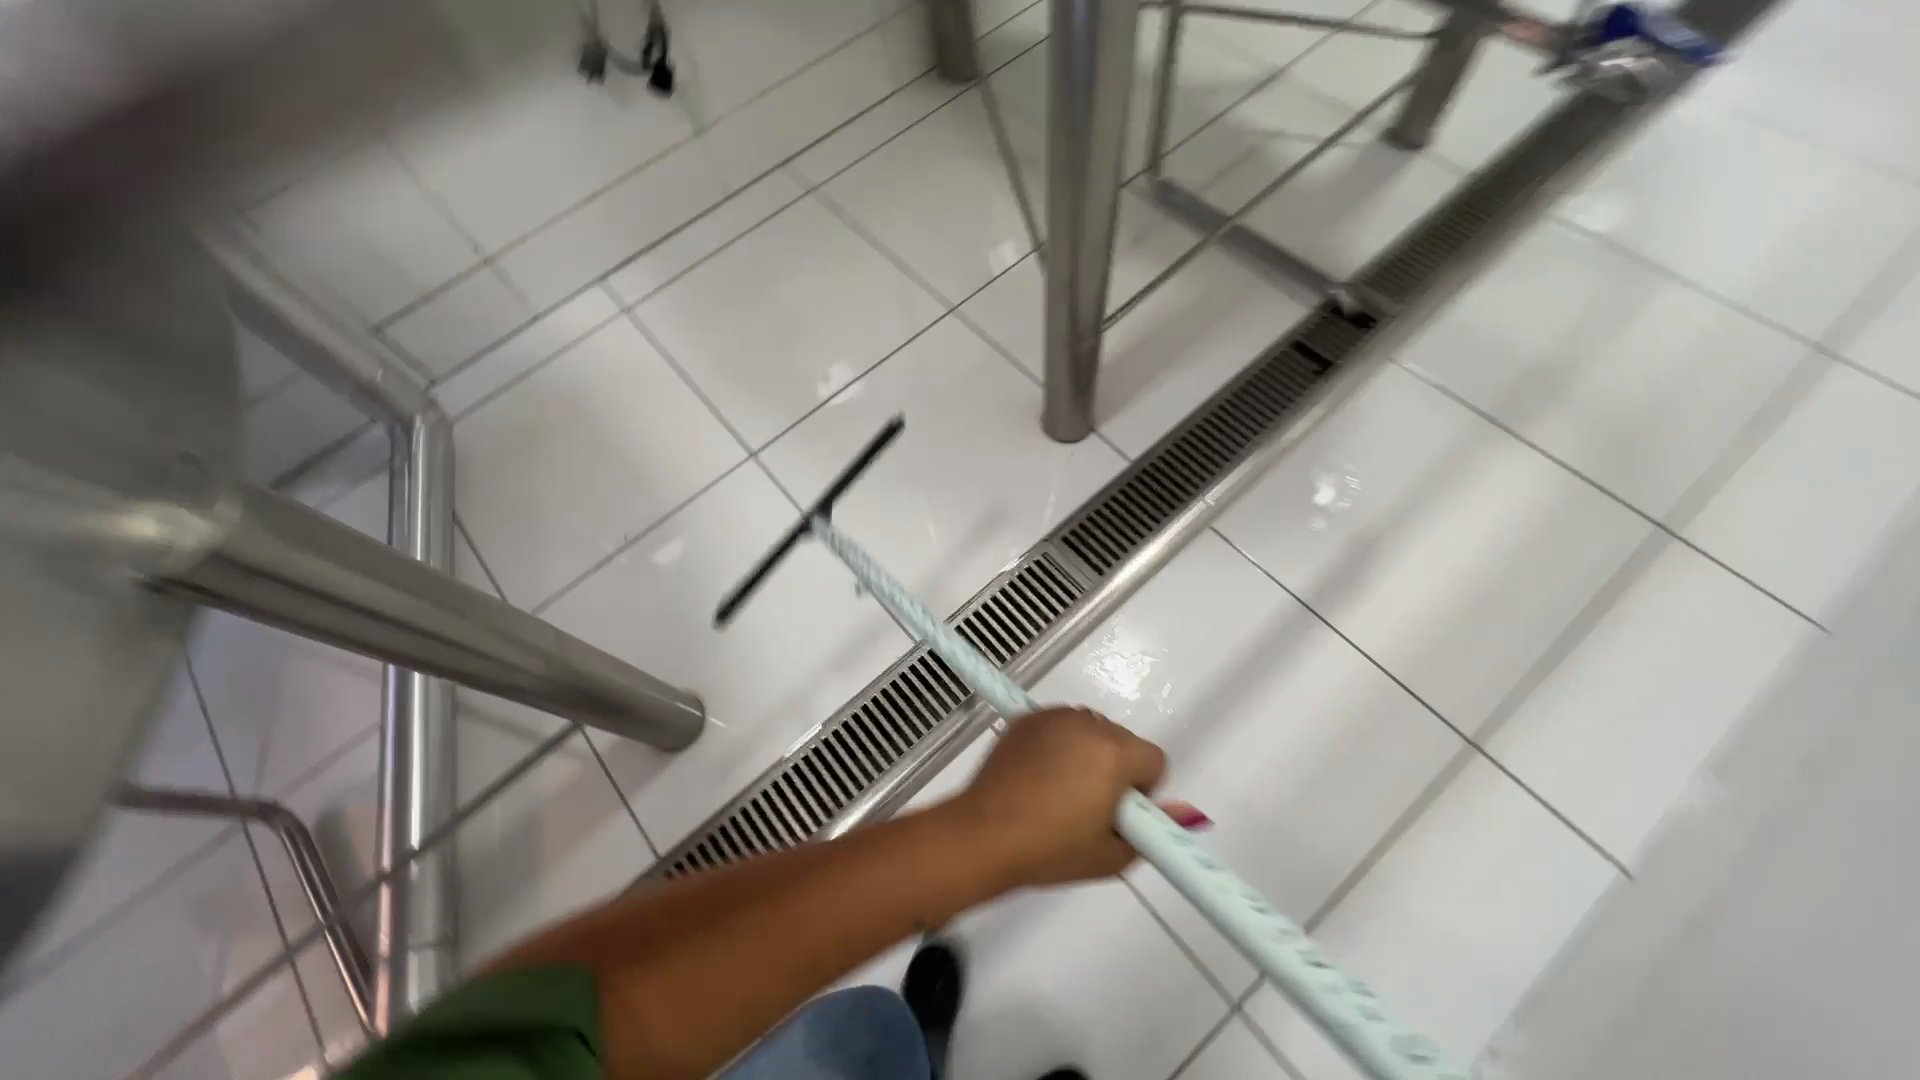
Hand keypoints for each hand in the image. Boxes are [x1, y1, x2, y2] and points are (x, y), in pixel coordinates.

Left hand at [950, 707, 1166, 887]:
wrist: (982, 836)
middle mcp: (1086, 724)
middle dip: (1114, 770)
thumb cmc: (1050, 850)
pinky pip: (1057, 728)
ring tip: (1058, 793)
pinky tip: (1036, 778)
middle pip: (1121, 743)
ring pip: (1089, 732)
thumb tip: (1188, 814)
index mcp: (1114, 753)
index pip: (1155, 759)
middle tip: (1087, 808)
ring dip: (1086, 755)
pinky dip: (1056, 746)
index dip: (1143, 791)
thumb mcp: (1111, 855)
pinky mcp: (1024, 719)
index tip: (1118, 814)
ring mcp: (1052, 718)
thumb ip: (1155, 832)